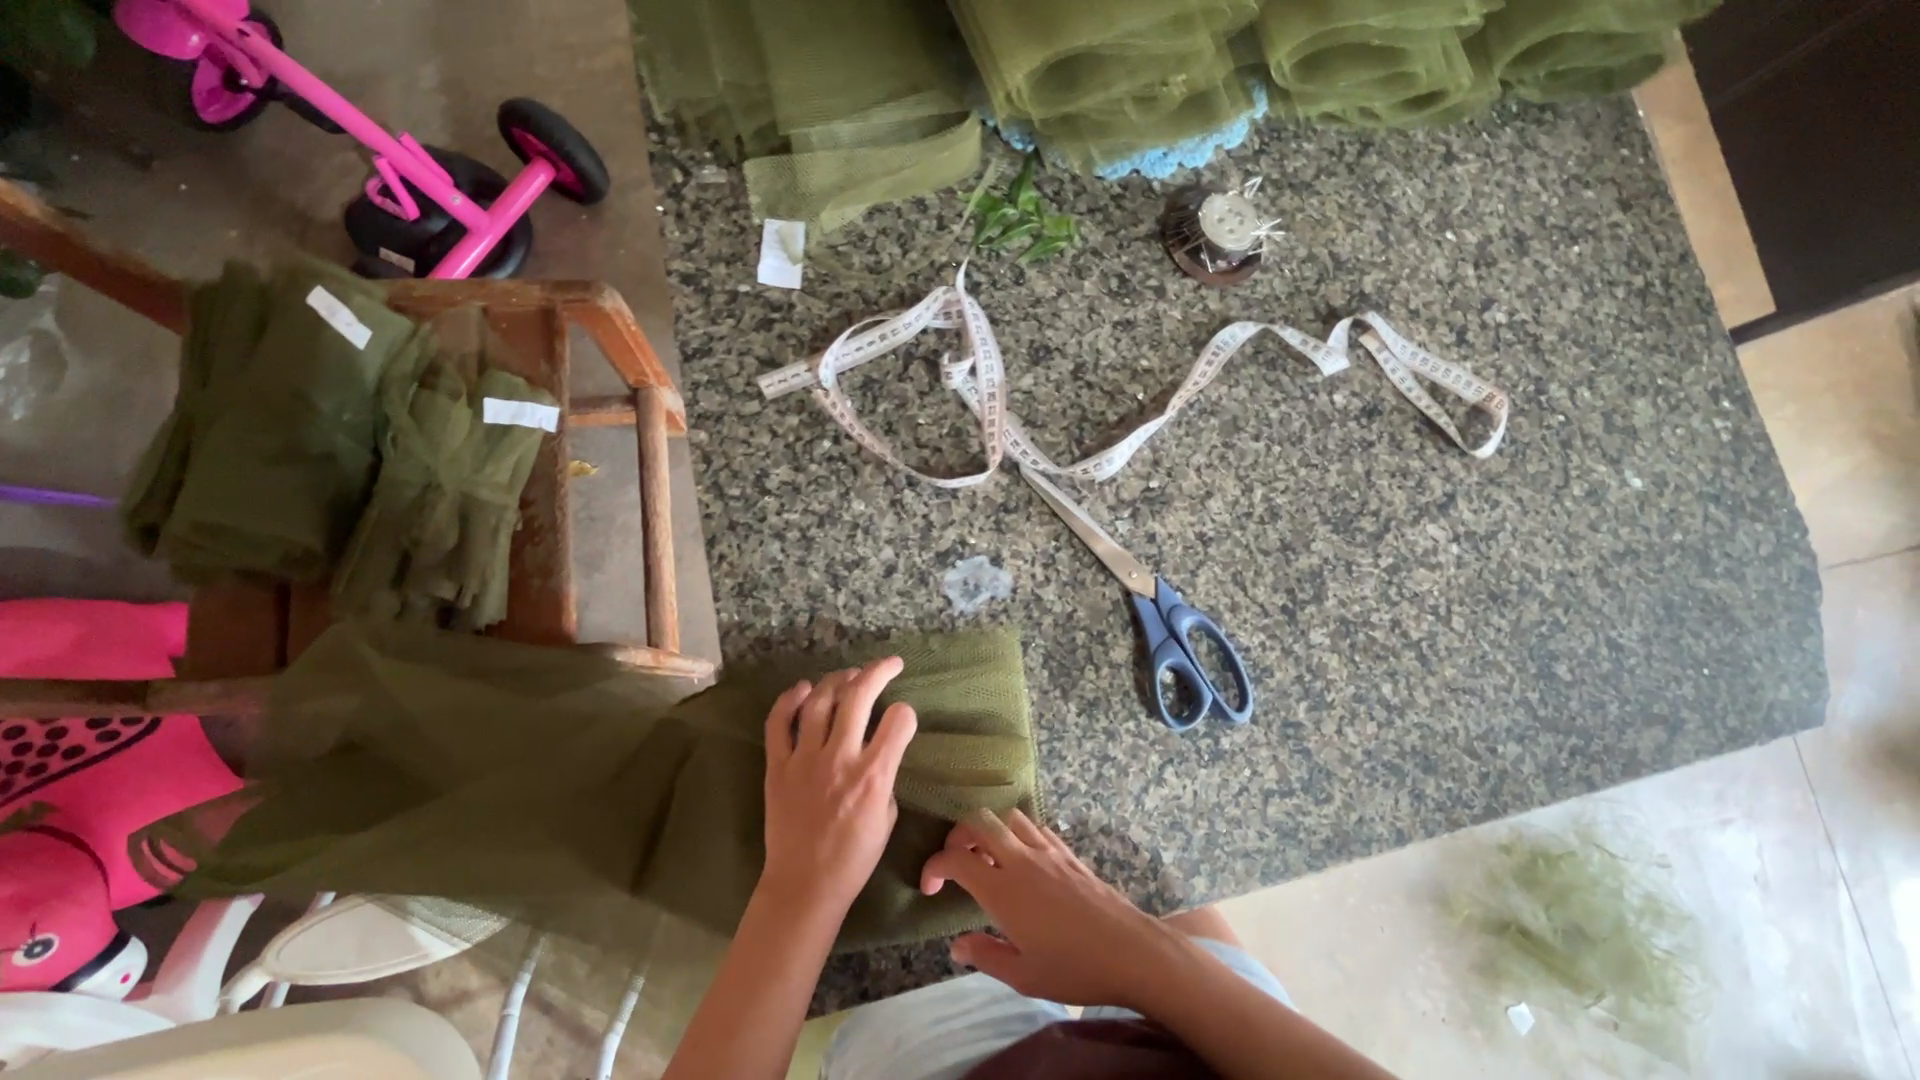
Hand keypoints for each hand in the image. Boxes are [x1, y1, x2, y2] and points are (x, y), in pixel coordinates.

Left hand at [760, 658, 917, 912]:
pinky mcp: (777, 766)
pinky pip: (778, 722)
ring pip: (819, 700)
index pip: (899, 721)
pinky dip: (789, 699)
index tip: (904, 718)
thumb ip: (885, 777)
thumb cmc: (854, 857)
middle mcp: (840, 758)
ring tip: (849, 675)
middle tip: (889, 665)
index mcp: (874, 775)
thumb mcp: (887, 817)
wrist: (805, 884)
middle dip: (878, 672)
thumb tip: (879, 752)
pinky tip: (803, 688)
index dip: (907, 713)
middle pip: (859, 695)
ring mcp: (804, 759)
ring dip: (837, 680)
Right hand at [920, 808, 1181, 1008]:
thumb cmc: (1074, 968)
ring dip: (990, 829)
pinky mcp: (1069, 854)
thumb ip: (985, 956)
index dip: (933, 866)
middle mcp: (1022, 860)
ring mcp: (1048, 852)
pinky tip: (1022, 859)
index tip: (929, 888)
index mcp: (1003, 889)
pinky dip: (1019, 833)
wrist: (1132, 952)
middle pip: (979, 821)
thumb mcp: (1022, 975)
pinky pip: (1036, 827)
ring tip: (987, 857)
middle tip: (955, 862)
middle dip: (957, 835)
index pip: (955, 858)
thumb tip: (956, 946)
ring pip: (1009, 817)